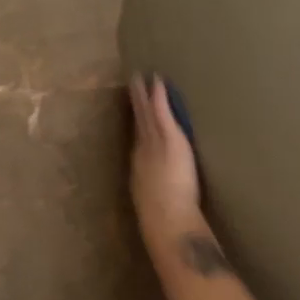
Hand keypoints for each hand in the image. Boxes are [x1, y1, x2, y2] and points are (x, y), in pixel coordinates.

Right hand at [128, 73, 204, 238]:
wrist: (167, 220)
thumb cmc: (164, 222)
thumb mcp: (156, 209)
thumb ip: (158, 199)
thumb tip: (159, 203)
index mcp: (140, 169)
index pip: (138, 141)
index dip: (137, 125)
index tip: (136, 113)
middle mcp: (142, 152)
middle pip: (138, 123)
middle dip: (135, 105)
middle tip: (131, 85)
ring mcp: (154, 143)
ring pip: (146, 115)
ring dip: (142, 95)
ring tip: (139, 77)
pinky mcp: (168, 138)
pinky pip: (160, 113)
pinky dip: (158, 96)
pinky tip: (157, 80)